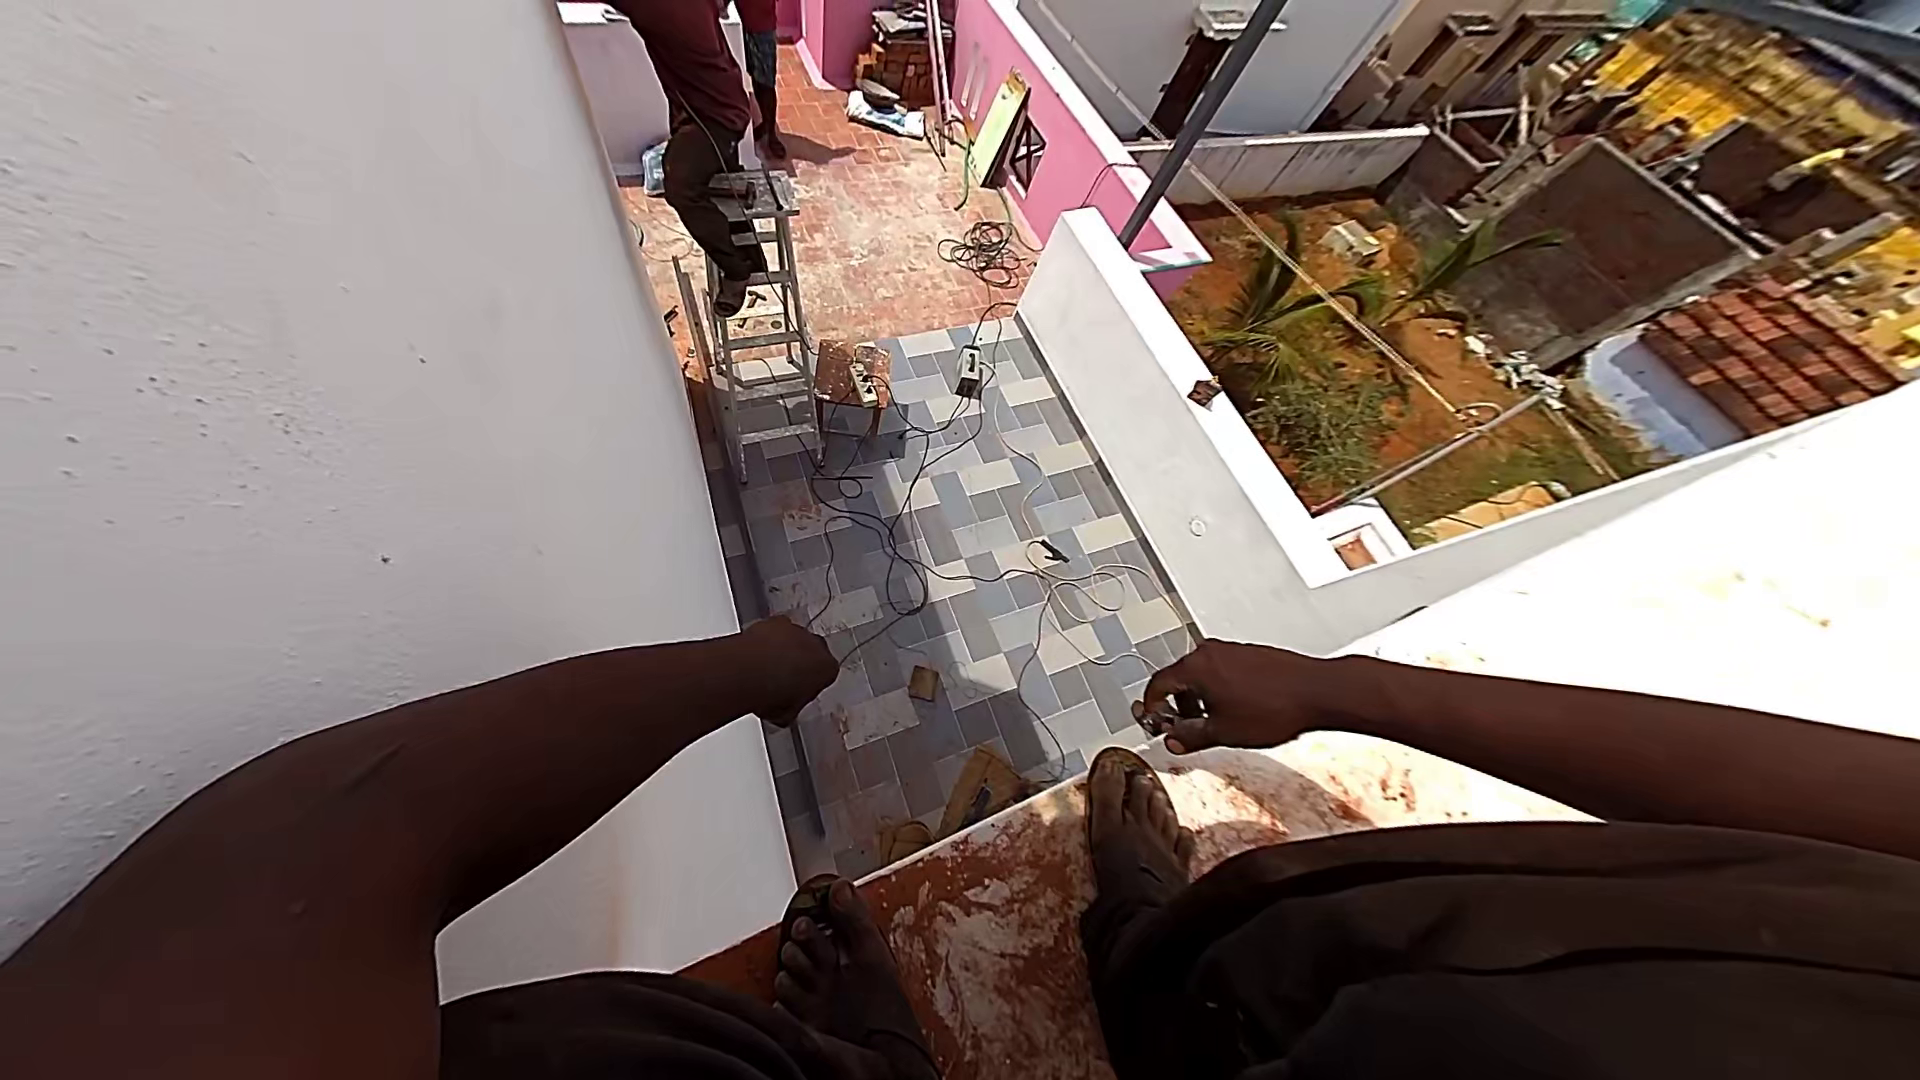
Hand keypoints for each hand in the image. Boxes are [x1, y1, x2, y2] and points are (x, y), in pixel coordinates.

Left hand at [739, 616, 837, 726]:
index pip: (825, 674)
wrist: (749, 672)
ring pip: (794, 639)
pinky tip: (755, 654)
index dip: (810, 682)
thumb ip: (793, 707)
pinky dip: (766, 638)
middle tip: (782, 678)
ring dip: (783, 649)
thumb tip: (785, 712)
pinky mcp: (777, 622)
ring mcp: (797, 631)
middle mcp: (817, 646)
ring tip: (765, 667)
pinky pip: (774, 629)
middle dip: (800, 662)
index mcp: (827, 668)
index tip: (798, 690)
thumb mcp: (788, 713)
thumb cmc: (771, 692)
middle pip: (812, 652)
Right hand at [1138, 640, 1358, 754]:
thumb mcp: (1224, 732)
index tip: (1154, 719)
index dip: (1151, 706)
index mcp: (1195, 667)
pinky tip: (1239, 710)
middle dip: (1179, 706)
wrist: (1319, 692)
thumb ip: (1190, 737)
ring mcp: (1230, 651)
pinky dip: (1220, 690)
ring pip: (1201, 675)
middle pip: (1178, 679)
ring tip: (1218, 722)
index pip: (1157, 684)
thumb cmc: (1277, 707)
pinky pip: (1221, 671)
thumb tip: (1174, 740)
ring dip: (1200, 699)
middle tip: (1186, 728)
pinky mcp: (1248, 654)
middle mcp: (1209, 653)